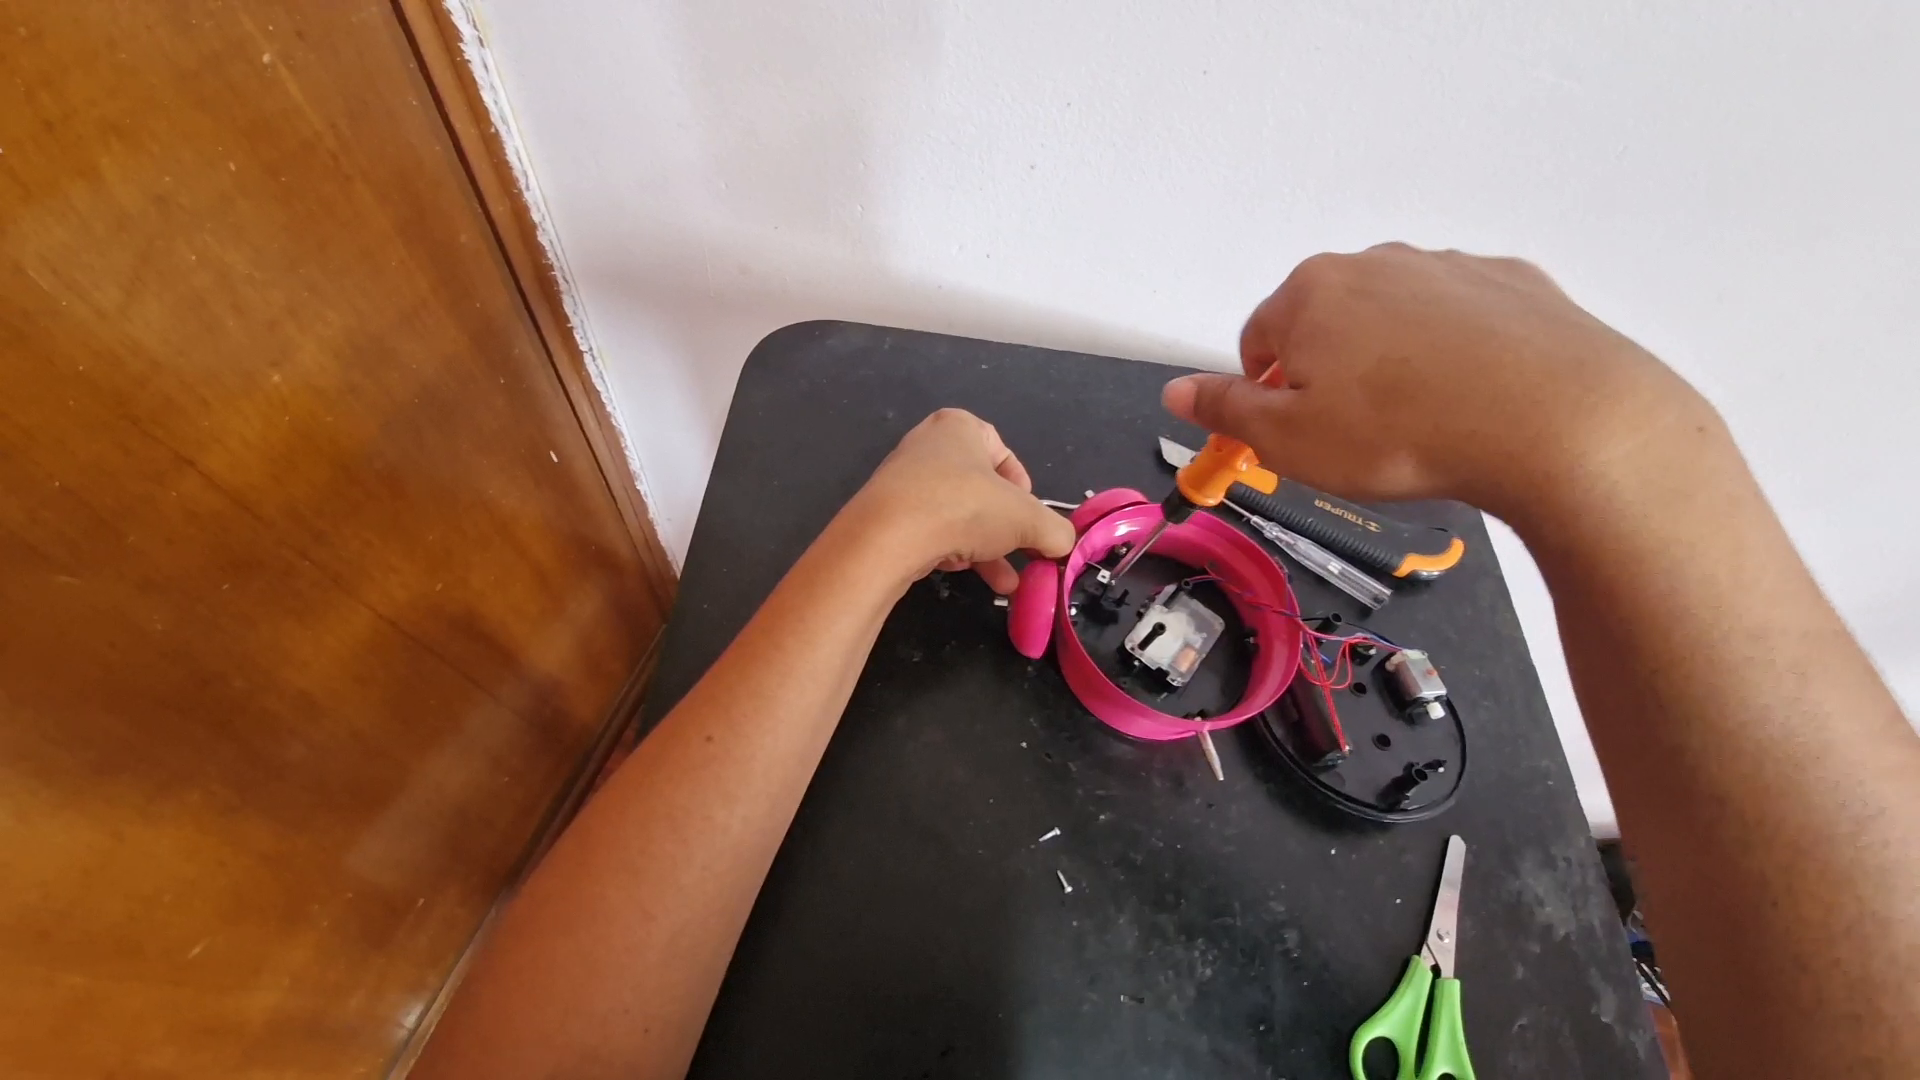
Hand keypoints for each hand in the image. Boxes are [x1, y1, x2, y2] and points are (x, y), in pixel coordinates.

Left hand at [844, 409, 1076, 593]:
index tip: (1030, 520)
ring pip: (958, 515)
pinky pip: (931, 531)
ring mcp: (903, 481)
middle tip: (1022, 555)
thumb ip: (1054, 530)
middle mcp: (928, 447)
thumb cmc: (963, 507)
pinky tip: (963, 573)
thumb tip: (1063, 544)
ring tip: (1005, 583)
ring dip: (985, 550)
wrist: (887, 538)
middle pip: (982, 491)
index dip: (1024, 490)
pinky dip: (952, 551)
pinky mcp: (888, 515)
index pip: (1004, 454)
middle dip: (1006, 529)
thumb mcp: (1026, 519)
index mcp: (960, 428)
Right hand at [1161, 244, 1719, 526]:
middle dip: (1323, 375)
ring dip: (1382, 364)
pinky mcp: (1509, 284)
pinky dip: (1445, 356)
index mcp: (1309, 293)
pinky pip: (1453, 322)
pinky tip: (1462, 400)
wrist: (1556, 421)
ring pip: (1387, 322)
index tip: (1289, 432)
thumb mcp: (1286, 439)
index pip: (1256, 341)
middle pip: (1322, 324)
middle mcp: (1374, 263)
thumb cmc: (1402, 431)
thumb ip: (1222, 409)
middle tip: (1347, 434)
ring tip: (1410, 422)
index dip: (1264, 393)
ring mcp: (1447, 268)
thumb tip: (1176, 391)